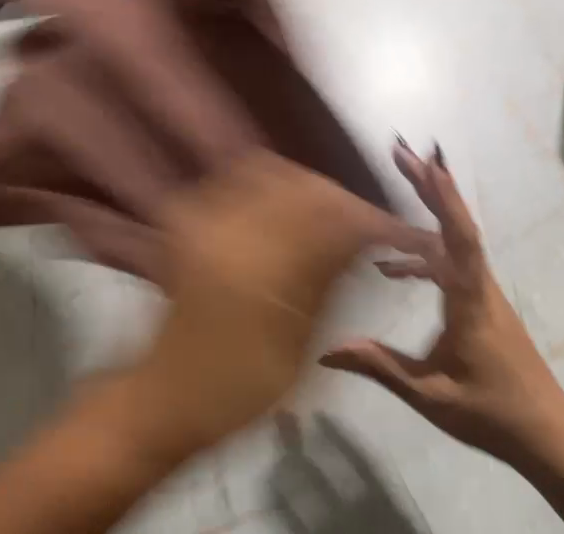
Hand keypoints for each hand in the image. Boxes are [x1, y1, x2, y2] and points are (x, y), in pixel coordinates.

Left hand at [119, 150, 418, 462]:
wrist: (167, 394)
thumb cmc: (239, 385)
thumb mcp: (297, 343)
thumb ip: (327, 278)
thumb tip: (367, 235)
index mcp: (254, 263)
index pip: (324, 212)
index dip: (366, 216)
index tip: (396, 230)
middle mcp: (221, 225)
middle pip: (296, 181)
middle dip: (337, 198)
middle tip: (363, 224)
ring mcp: (196, 215)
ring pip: (266, 170)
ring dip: (305, 189)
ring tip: (330, 218)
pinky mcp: (183, 216)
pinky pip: (236, 180)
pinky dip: (272, 189)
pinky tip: (292, 216)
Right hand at [320, 142, 563, 466]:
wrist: (547, 436)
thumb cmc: (490, 412)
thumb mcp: (429, 395)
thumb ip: (379, 366)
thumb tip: (326, 350)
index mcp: (469, 302)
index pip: (459, 240)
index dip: (444, 199)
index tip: (429, 163)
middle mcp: (480, 287)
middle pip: (456, 225)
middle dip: (430, 185)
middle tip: (401, 151)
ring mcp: (483, 294)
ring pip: (454, 241)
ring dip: (427, 209)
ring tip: (397, 184)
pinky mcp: (481, 304)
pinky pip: (450, 264)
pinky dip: (421, 254)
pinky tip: (391, 269)